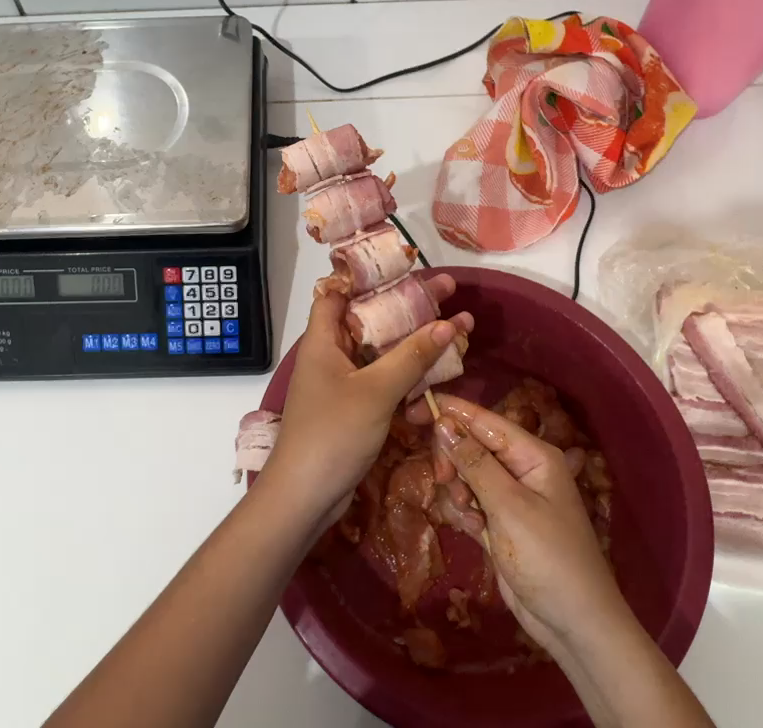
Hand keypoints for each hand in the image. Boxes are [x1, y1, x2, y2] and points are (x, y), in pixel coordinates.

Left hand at [259, 275, 472, 526]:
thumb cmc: (333, 433)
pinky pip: (383, 379)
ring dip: (414, 340)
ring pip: (381, 351)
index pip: (339, 292)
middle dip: (408, 306)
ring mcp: (341, 383)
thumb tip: (447, 323)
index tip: (403, 266)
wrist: (305, 496)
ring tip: (457, 326)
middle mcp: (330, 355)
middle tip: (448, 292)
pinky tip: (439, 367)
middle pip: (370, 320)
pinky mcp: (353, 409)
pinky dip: (408, 371)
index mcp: (323, 340)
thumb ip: (411, 356)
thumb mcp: (375, 390)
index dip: (367, 276)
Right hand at [434, 395, 625, 650]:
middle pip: (472, 445)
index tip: (413, 410)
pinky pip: (472, 502)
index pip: (484, 420)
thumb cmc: (548, 557)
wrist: (573, 622)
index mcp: (534, 455)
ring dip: (459, 491)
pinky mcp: (502, 523)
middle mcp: (523, 469)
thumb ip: (474, 462)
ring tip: (470, 516)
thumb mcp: (509, 506)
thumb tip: (443, 422)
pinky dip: (467, 513)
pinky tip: (475, 532)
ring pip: (468, 474)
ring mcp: (512, 498)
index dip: (449, 411)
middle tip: (444, 481)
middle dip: (454, 460)